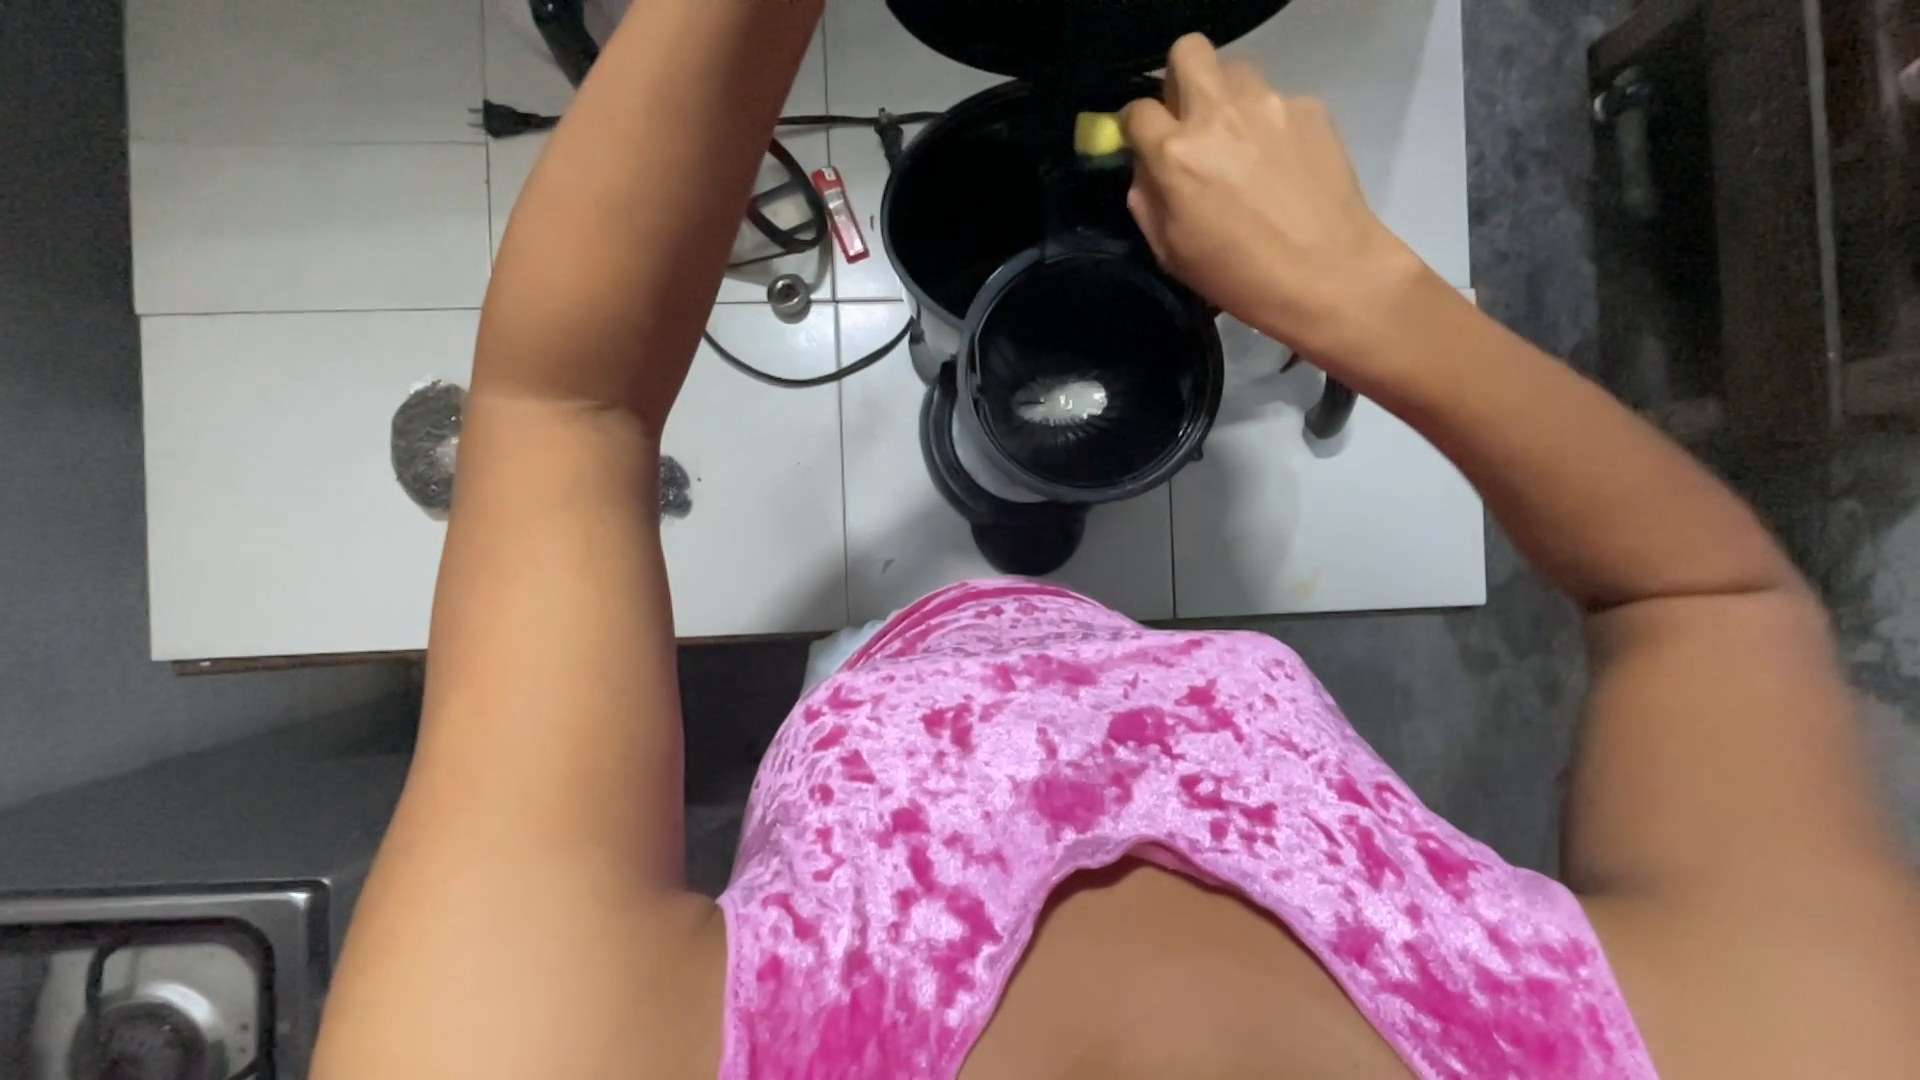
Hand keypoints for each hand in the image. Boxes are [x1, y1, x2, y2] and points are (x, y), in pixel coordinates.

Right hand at [1122, 35, 1430, 371]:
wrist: (1327, 274)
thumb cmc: (1238, 276)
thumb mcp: (1171, 252)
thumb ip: (1148, 199)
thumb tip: (1146, 168)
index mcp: (1176, 153)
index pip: (1136, 110)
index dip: (1135, 127)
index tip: (1144, 144)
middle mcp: (1219, 113)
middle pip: (1188, 52)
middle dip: (1179, 80)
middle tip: (1188, 121)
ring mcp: (1269, 104)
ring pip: (1235, 71)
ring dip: (1226, 98)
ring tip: (1238, 144)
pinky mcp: (1310, 107)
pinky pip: (1275, 100)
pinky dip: (1268, 124)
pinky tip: (1280, 165)